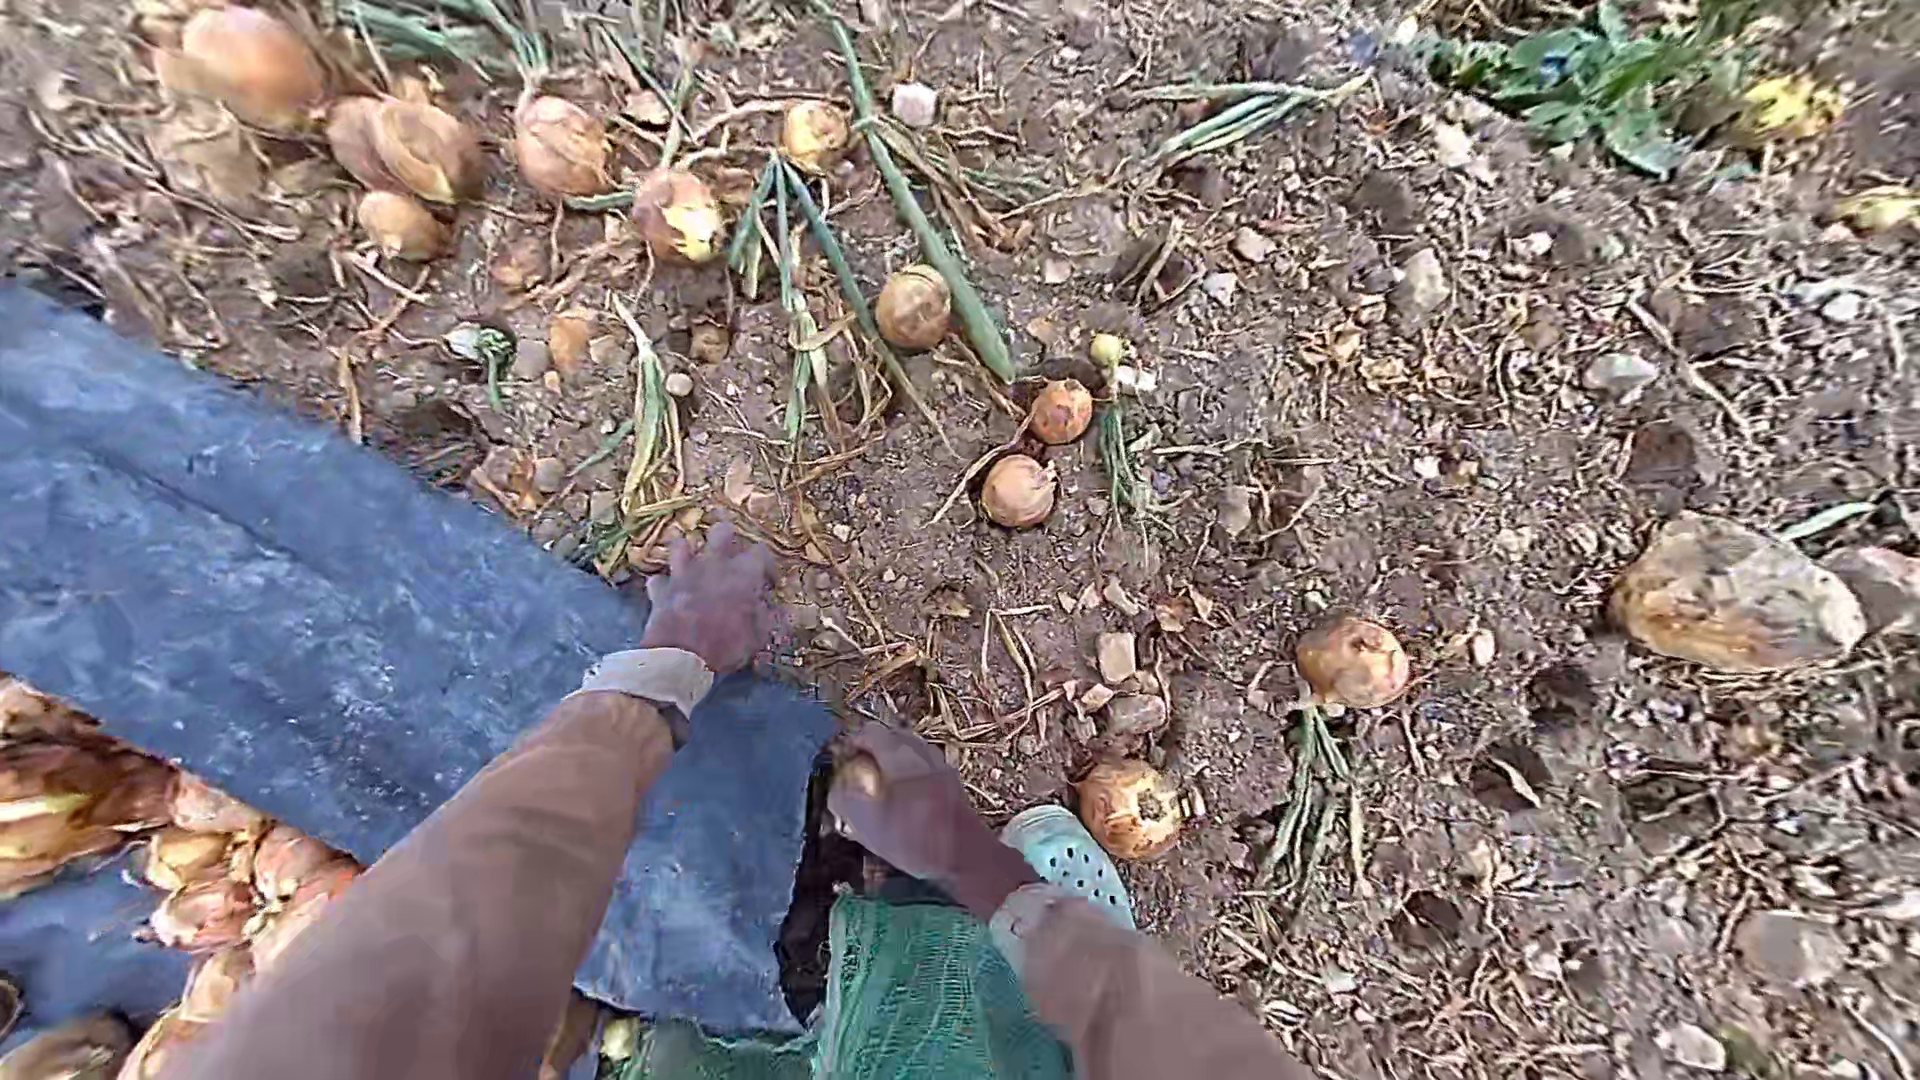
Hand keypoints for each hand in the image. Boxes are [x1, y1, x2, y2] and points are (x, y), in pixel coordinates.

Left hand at [637, 521, 775, 673]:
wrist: (681, 657)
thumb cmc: (728, 644)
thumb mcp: (758, 635)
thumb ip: (766, 616)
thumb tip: (775, 609)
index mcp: (743, 573)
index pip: (761, 552)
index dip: (767, 565)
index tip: (769, 583)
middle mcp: (714, 564)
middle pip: (721, 532)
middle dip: (727, 536)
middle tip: (731, 552)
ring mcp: (684, 574)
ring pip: (682, 546)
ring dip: (688, 552)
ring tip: (694, 562)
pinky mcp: (661, 590)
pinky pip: (660, 579)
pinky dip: (665, 584)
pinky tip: (669, 591)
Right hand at [828, 723, 1038, 918]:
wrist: (966, 855)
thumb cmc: (913, 838)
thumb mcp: (867, 825)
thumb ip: (845, 799)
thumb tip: (836, 787)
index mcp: (899, 754)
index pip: (870, 732)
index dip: (851, 744)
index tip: (842, 763)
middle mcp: (921, 750)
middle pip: (891, 735)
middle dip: (871, 749)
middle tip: (858, 772)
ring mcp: (939, 762)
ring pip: (908, 748)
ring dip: (890, 758)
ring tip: (879, 784)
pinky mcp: (950, 778)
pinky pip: (922, 762)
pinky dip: (908, 769)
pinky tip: (903, 794)